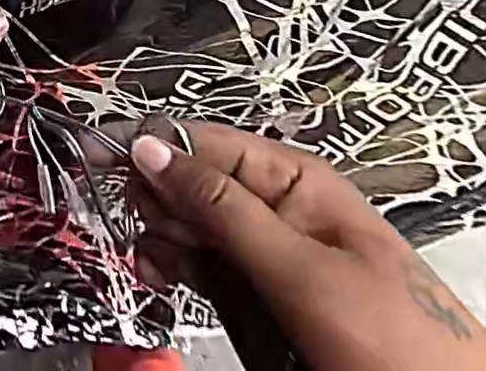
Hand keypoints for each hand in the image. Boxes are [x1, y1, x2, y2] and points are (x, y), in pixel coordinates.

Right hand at [127, 121, 485, 370]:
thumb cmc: (394, 346)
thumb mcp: (300, 271)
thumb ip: (217, 204)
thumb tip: (145, 146)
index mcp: (288, 176)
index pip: (192, 140)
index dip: (141, 148)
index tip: (92, 162)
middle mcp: (270, 199)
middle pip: (181, 177)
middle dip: (156, 203)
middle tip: (159, 238)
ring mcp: (262, 241)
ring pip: (182, 217)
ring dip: (159, 236)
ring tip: (158, 266)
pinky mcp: (255, 279)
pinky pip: (196, 253)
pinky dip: (170, 260)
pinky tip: (162, 273)